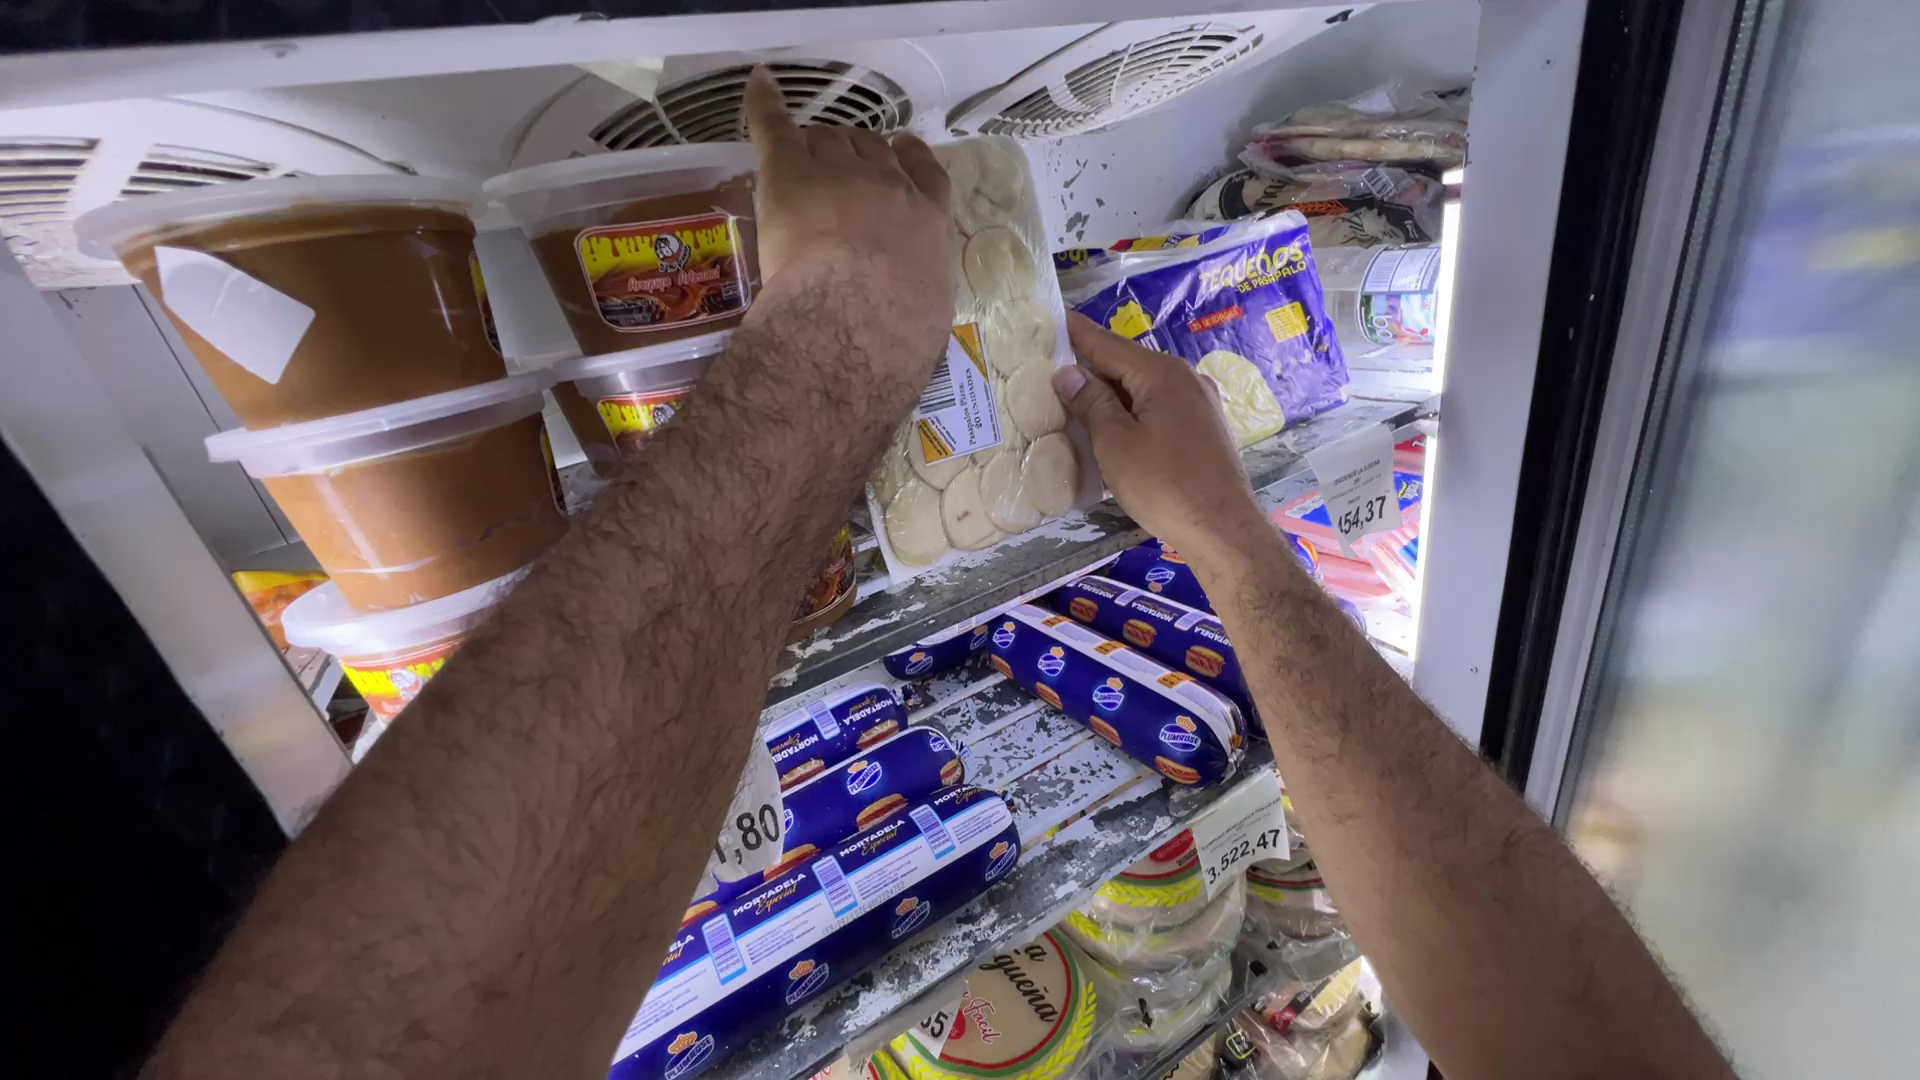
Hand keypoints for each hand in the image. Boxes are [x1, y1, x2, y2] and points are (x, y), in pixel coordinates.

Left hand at [744, 66, 956, 388]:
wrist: (859, 315)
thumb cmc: (900, 332)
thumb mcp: (929, 315)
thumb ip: (921, 297)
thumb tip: (911, 311)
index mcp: (929, 222)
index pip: (923, 175)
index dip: (907, 160)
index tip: (900, 152)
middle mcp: (889, 185)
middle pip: (871, 150)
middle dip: (857, 155)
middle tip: (838, 171)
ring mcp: (839, 172)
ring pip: (827, 140)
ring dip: (818, 145)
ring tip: (802, 155)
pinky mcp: (788, 168)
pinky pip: (776, 125)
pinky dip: (765, 104)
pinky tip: (759, 85)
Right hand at [1053, 313, 1272, 564]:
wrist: (1221, 528)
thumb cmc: (1162, 484)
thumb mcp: (1115, 443)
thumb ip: (1091, 403)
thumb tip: (1068, 373)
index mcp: (1161, 373)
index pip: (1109, 345)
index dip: (1080, 335)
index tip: (1058, 319)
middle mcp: (1186, 378)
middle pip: (1130, 364)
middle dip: (1095, 368)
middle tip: (1058, 372)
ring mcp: (1201, 402)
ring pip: (1147, 388)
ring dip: (1115, 393)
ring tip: (1082, 401)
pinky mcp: (1206, 428)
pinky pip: (1162, 406)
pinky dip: (1136, 410)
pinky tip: (1120, 426)